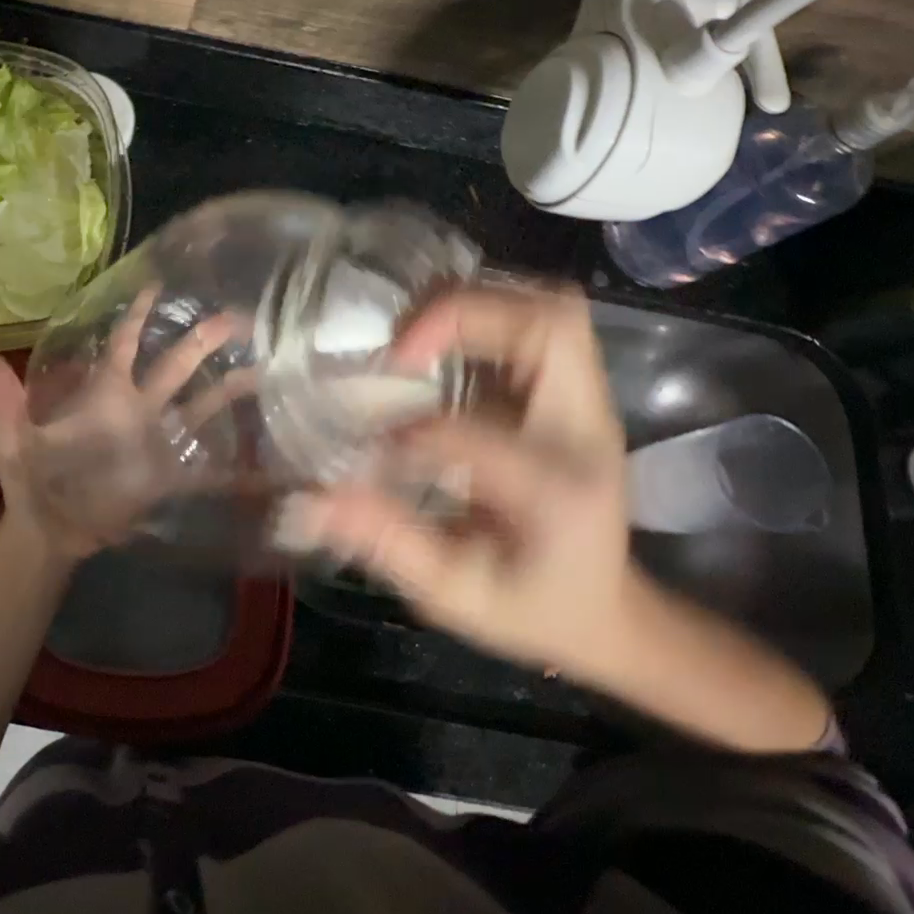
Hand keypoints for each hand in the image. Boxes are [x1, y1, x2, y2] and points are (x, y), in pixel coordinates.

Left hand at [0, 288, 247, 565]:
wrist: (50, 532)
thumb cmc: (30, 482)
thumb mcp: (14, 441)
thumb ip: (6, 401)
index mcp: (103, 394)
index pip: (126, 345)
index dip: (140, 315)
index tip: (160, 284)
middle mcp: (137, 410)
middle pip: (176, 366)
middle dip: (204, 341)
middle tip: (237, 317)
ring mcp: (158, 442)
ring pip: (201, 406)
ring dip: (230, 387)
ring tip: (265, 366)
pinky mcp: (170, 477)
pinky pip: (207, 466)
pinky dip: (237, 462)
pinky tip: (269, 451)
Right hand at [275, 283, 631, 673]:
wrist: (602, 607)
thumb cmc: (529, 608)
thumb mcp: (453, 594)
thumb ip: (387, 544)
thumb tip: (311, 502)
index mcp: (560, 493)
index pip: (482, 435)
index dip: (413, 436)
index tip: (369, 454)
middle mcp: (585, 432)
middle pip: (549, 327)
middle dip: (465, 316)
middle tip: (397, 347)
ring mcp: (587, 404)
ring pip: (550, 311)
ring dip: (476, 306)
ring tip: (410, 333)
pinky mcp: (571, 392)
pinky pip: (537, 323)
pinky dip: (485, 315)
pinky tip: (434, 342)